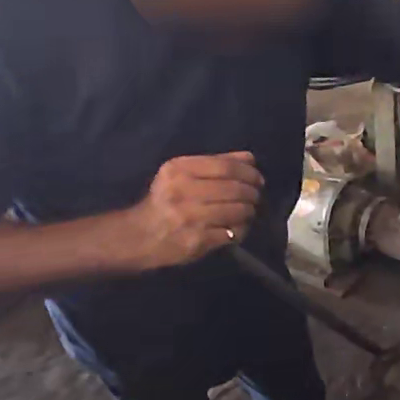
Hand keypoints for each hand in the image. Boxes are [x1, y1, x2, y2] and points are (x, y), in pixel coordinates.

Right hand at [125, 152, 263, 269]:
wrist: (141, 235)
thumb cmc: (167, 201)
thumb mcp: (183, 175)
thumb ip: (216, 163)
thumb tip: (249, 158)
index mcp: (179, 170)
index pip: (226, 167)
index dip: (249, 173)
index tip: (258, 179)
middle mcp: (183, 191)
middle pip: (236, 189)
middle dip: (253, 193)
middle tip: (256, 197)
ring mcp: (191, 217)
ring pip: (238, 211)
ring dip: (250, 212)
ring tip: (248, 212)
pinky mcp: (198, 240)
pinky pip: (233, 233)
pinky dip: (241, 230)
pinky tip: (236, 228)